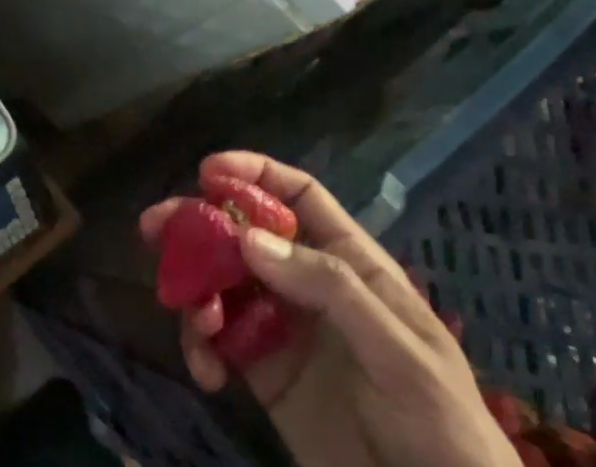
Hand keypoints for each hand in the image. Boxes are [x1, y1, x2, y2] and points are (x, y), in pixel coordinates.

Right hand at [140, 152, 517, 466]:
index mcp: (350, 267)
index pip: (298, 199)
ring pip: (218, 284)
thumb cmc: (442, 424)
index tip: (205, 171)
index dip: (254, 174)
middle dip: (196, 227)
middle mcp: (307, 286)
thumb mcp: (402, 353)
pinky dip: (199, 347)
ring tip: (197, 325)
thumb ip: (331, 290)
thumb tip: (248, 238)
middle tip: (153, 228)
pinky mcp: (260, 371)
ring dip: (194, 294)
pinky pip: (215, 339)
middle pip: (242, 234)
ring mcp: (280, 328)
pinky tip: (207, 373)